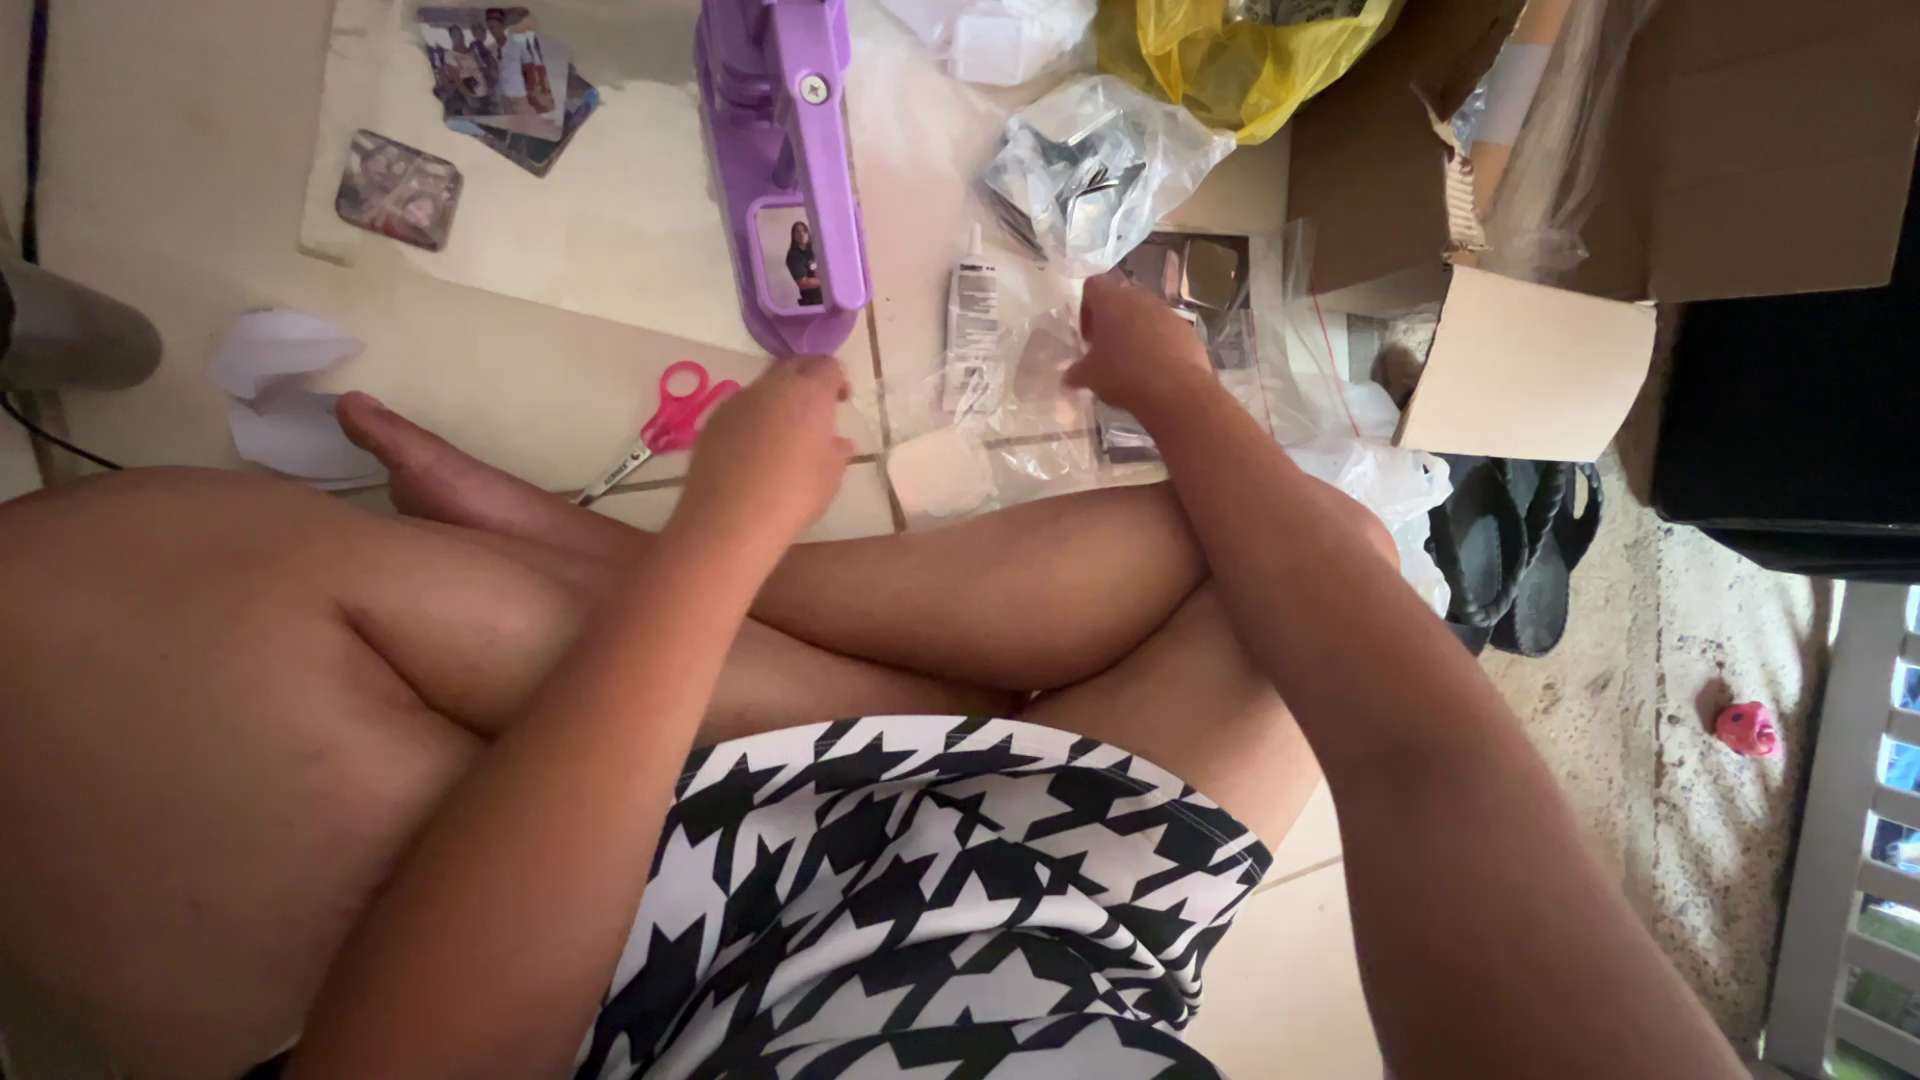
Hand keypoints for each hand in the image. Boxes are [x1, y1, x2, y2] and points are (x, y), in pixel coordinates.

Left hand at [673, 355, 852, 554]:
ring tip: (786, 434)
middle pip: (793, 367)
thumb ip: (837, 452)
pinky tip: (756, 451)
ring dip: (778, 401)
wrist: (730, 520)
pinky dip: (754, 420)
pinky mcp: (713, 422)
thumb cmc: (794, 496)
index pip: (827, 366)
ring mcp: (737, 401)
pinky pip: (741, 410)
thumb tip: (838, 442)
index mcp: (809, 393)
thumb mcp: (830, 477)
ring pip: (763, 388)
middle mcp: (771, 387)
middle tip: (816, 410)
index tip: (841, 400)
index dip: (837, 379)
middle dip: (807, 381)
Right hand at [1066, 275, 1216, 419]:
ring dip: (1136, 332)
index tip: (1088, 336)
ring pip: (1145, 314)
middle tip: (1107, 349)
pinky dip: (1158, 344)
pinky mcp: (1187, 330)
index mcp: (1111, 301)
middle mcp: (1140, 298)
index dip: (1086, 308)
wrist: (1174, 390)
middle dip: (1112, 321)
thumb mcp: (1089, 377)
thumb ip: (1076, 372)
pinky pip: (1166, 331)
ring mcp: (1167, 312)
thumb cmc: (1122, 374)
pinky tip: (1154, 369)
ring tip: (1132, 362)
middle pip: (1121, 299)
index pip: (1093, 286)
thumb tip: (1068, 377)